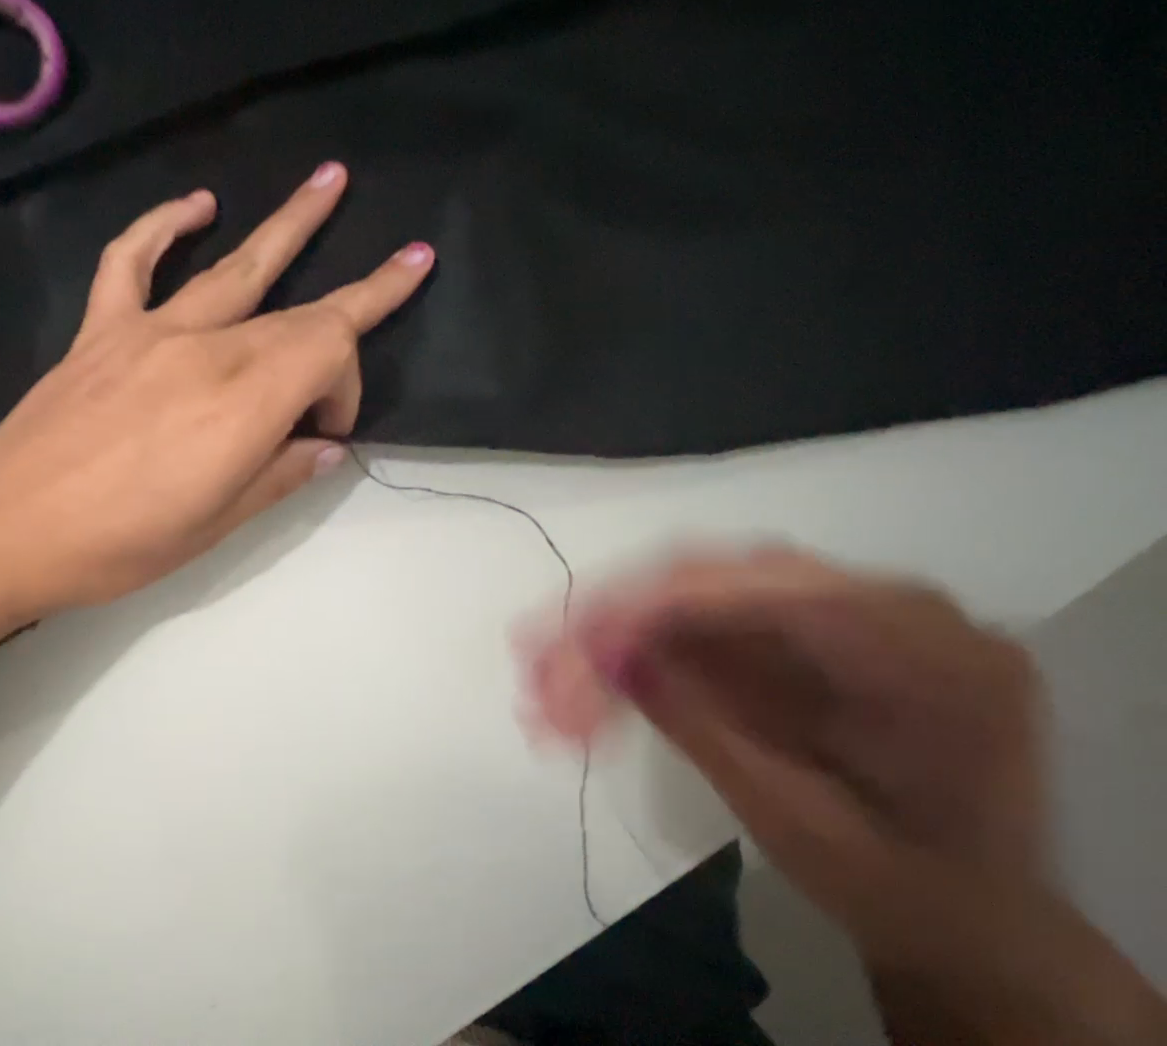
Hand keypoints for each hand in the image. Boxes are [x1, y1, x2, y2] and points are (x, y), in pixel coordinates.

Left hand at [0, 163, 432, 628]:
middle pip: (297, 312)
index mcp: (242, 402)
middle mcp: (206, 350)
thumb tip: (324, 448)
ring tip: (331, 181)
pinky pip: (132, 262)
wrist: (1, 530)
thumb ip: (277, 477)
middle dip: (358, 297)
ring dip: (289, 224)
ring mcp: (149, 332)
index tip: (325, 433)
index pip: (328, 350)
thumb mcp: (213, 528)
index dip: (347, 384)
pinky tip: (197, 205)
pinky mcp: (100, 332)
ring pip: (233, 267)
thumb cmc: (114, 546)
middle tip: (411, 263)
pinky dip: (163, 226)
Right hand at [521, 549, 1048, 973]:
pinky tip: (589, 688)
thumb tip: (603, 652)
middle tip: (534, 661)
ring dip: (613, 634)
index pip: (771, 588)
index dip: (657, 604)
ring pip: (699, 597)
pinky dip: (639, 654)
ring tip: (544, 682)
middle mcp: (887, 609)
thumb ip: (702, 725)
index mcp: (925, 649)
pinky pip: (704, 627)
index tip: (571, 645)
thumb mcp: (799, 820)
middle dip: (615, 617)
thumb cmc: (904, 892)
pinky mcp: (798, 642)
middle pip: (723, 579)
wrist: (972, 929)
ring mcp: (840, 621)